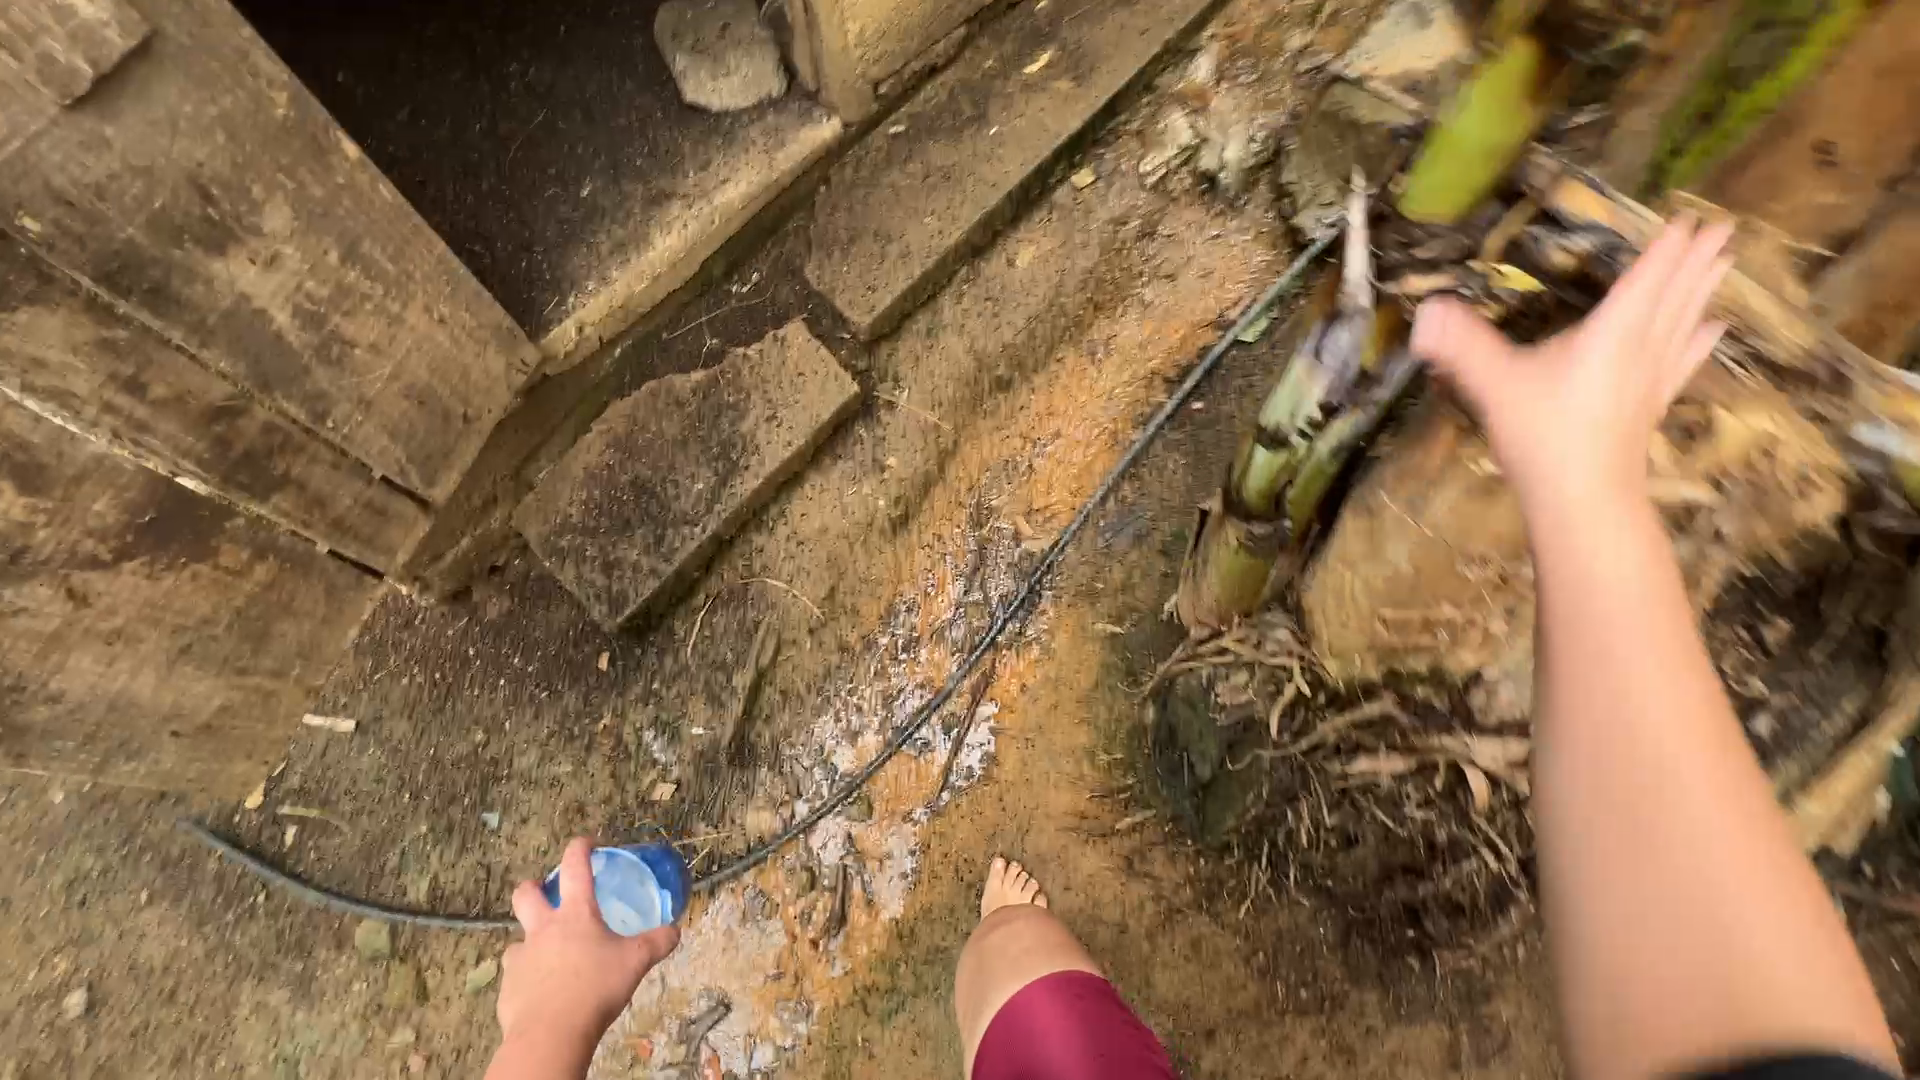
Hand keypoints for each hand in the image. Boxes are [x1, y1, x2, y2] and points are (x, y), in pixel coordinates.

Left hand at [496, 838, 679, 1046]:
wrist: (550, 1036)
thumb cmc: (595, 988)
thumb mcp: (636, 962)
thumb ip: (658, 942)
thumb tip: (676, 930)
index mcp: (575, 914)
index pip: (574, 868)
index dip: (579, 849)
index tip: (586, 843)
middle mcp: (543, 930)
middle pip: (525, 895)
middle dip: (532, 887)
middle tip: (545, 893)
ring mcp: (521, 959)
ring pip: (517, 939)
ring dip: (530, 941)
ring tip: (548, 956)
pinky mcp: (507, 990)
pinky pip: (516, 976)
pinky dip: (528, 978)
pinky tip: (543, 993)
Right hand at [1411, 216, 1733, 515]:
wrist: (1583, 497)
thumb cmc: (1541, 436)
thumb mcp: (1492, 385)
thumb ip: (1461, 346)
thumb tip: (1425, 310)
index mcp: (1610, 335)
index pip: (1644, 281)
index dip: (1665, 249)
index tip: (1691, 218)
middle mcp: (1641, 349)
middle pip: (1674, 297)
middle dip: (1695, 262)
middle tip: (1723, 228)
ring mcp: (1652, 379)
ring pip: (1684, 323)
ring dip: (1703, 291)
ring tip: (1724, 262)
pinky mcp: (1651, 407)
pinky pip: (1682, 362)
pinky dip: (1698, 341)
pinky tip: (1712, 330)